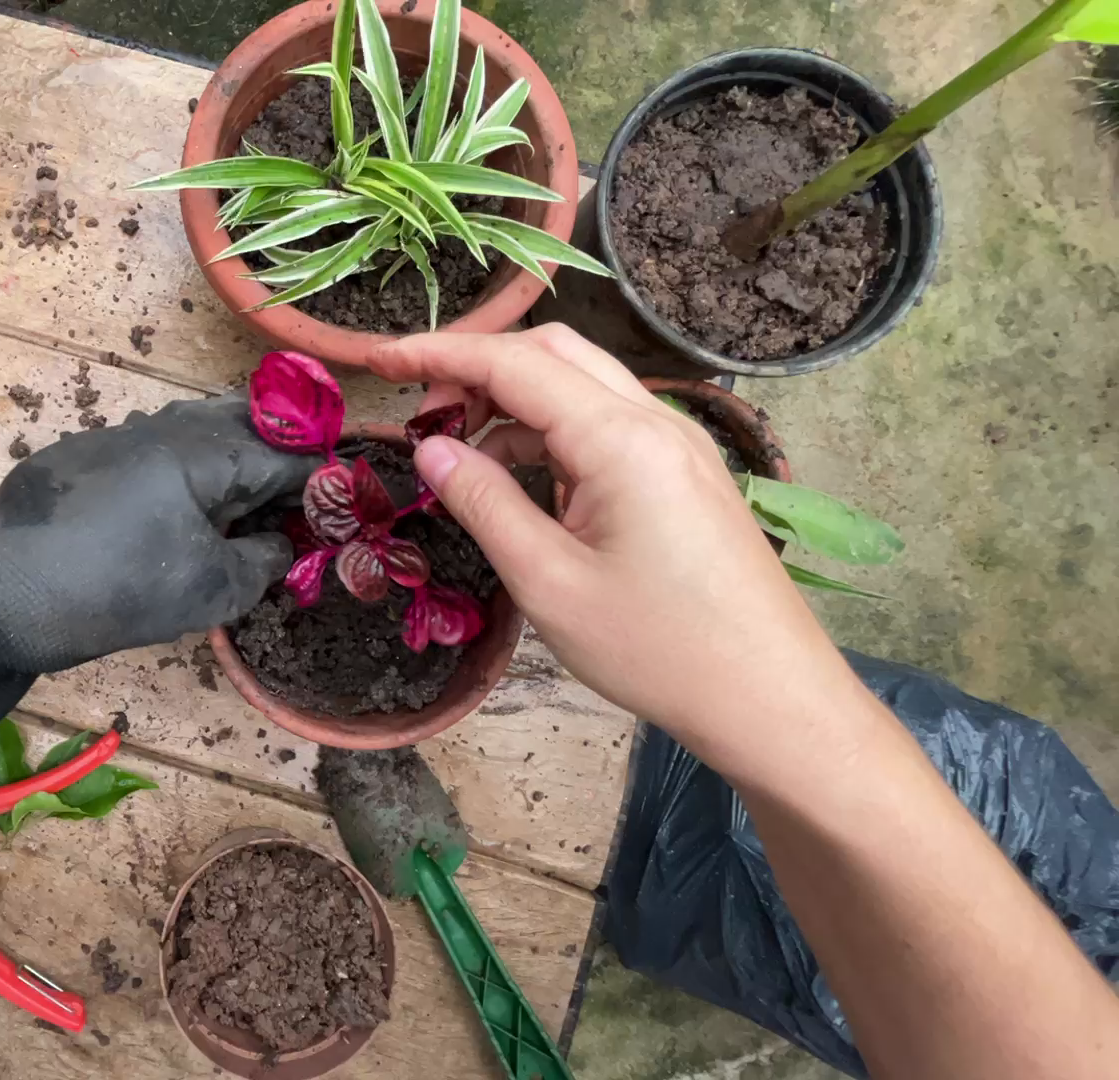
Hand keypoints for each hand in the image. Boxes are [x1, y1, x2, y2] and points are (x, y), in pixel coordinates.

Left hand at [0, 396, 311, 773]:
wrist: (7, 594)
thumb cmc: (120, 591)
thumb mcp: (209, 590)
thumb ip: (262, 561)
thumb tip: (282, 541)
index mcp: (204, 452)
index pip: (284, 454)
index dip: (322, 471)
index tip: (351, 482)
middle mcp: (164, 427)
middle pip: (241, 424)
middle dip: (279, 448)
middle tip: (301, 480)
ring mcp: (118, 434)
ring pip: (192, 428)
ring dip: (229, 451)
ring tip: (248, 484)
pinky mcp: (83, 452)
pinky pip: (151, 445)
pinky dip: (182, 462)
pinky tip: (178, 494)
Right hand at [369, 327, 860, 775]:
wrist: (770, 701)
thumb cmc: (654, 648)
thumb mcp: (545, 580)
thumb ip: (483, 501)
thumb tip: (430, 448)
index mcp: (620, 441)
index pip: (513, 365)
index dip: (437, 353)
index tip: (378, 362)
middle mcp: (654, 422)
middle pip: (551, 353)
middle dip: (475, 366)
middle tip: (421, 416)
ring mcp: (673, 445)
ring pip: (576, 385)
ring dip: (508, 400)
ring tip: (458, 453)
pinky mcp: (677, 473)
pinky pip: (597, 425)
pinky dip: (542, 433)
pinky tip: (515, 479)